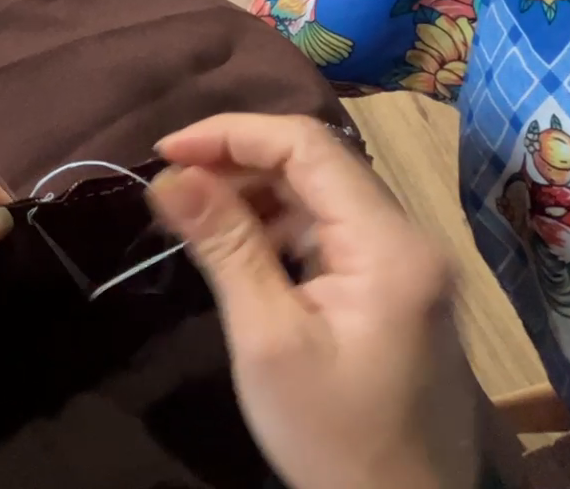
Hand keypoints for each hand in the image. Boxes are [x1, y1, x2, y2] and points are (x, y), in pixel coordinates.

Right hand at [147, 114, 479, 488]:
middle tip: (172, 184)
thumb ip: (223, 244)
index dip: (229, 134)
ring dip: (248, 190)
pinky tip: (233, 243)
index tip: (165, 153)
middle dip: (234, 160)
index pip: (305, 147)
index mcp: (388, 245)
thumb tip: (168, 174)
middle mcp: (404, 238)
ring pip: (313, 190)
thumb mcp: (266, 337)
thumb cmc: (333, 435)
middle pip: (312, 162)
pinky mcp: (385, 283)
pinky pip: (320, 225)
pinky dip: (268, 221)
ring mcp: (399, 261)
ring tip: (192, 213)